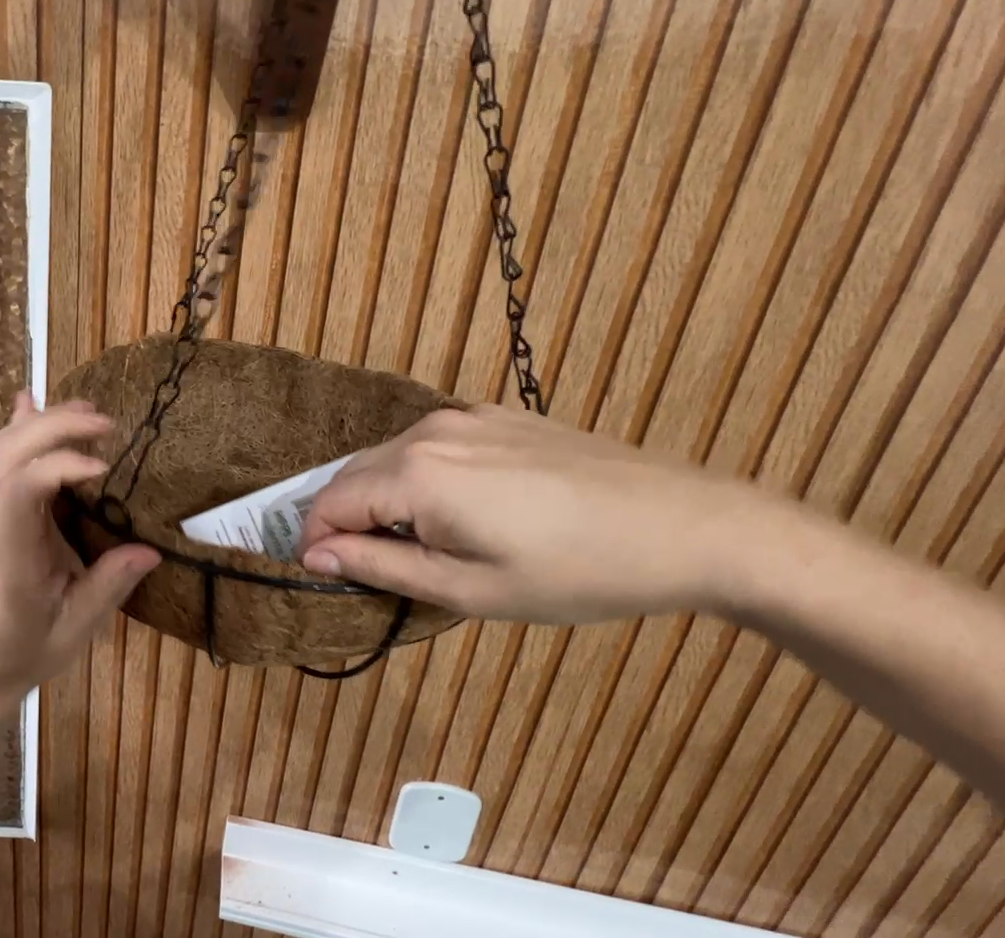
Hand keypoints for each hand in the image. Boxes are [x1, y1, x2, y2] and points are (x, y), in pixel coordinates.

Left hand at [0, 393, 160, 718]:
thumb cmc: (26, 648)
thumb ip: (108, 585)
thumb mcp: (76, 628)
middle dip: (54, 427)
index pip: (21, 492)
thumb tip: (150, 549)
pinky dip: (18, 427)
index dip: (59, 466)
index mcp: (15, 559)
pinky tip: (32, 405)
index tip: (104, 467)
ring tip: (86, 411)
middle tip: (106, 423)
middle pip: (8, 455)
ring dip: (40, 422)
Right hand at [296, 405, 798, 623]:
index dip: (315, 542)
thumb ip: (379, 565)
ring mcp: (464, 417)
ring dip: (380, 498)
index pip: (328, 502)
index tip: (324, 577)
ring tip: (413, 545)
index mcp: (415, 474)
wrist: (690, 525)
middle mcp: (428, 431)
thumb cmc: (575, 572)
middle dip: (342, 519)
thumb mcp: (468, 587)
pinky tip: (456, 511)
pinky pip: (428, 446)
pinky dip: (416, 479)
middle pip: (352, 474)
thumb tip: (313, 556)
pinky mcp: (497, 416)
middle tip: (363, 568)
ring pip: (389, 458)